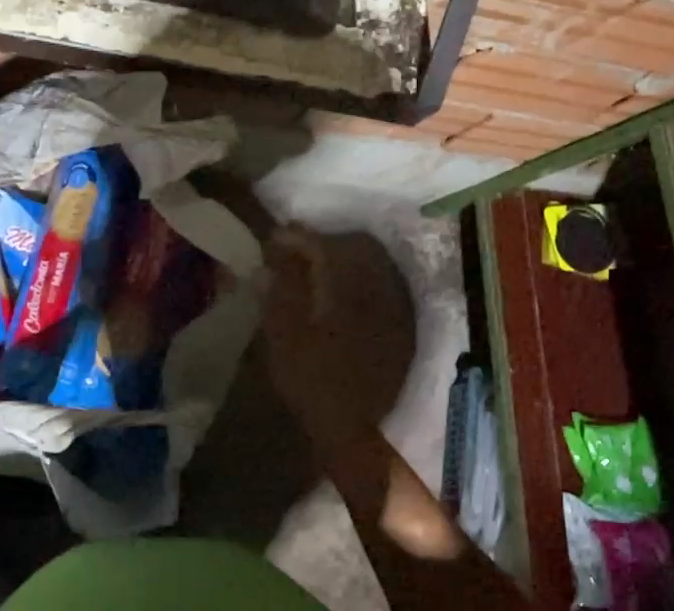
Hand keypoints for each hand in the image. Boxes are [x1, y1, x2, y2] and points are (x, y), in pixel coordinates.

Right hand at [259, 226, 406, 457]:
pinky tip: (338, 293)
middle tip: (291, 251)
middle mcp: (377, 291)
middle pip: (351, 249)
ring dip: (339, 261)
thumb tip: (273, 257)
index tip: (274, 239)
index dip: (296, 238)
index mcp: (347, 289)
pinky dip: (355, 281)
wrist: (354, 433)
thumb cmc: (311, 384)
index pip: (323, 247)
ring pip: (368, 266)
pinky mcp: (400, 328)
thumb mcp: (283, 336)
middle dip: (319, 245)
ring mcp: (394, 309)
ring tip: (312, 269)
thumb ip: (279, 291)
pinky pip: (379, 287)